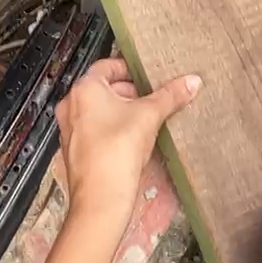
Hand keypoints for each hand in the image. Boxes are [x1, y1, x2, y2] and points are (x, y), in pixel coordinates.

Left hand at [55, 58, 200, 219]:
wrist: (100, 196)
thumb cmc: (116, 151)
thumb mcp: (149, 116)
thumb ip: (170, 96)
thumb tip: (191, 82)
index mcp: (84, 89)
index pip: (107, 66)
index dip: (129, 69)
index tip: (146, 75)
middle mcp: (71, 106)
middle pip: (103, 89)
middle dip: (129, 93)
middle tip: (152, 99)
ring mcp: (71, 130)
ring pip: (98, 112)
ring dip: (121, 112)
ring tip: (145, 120)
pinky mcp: (76, 151)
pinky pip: (95, 132)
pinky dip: (112, 130)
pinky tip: (132, 141)